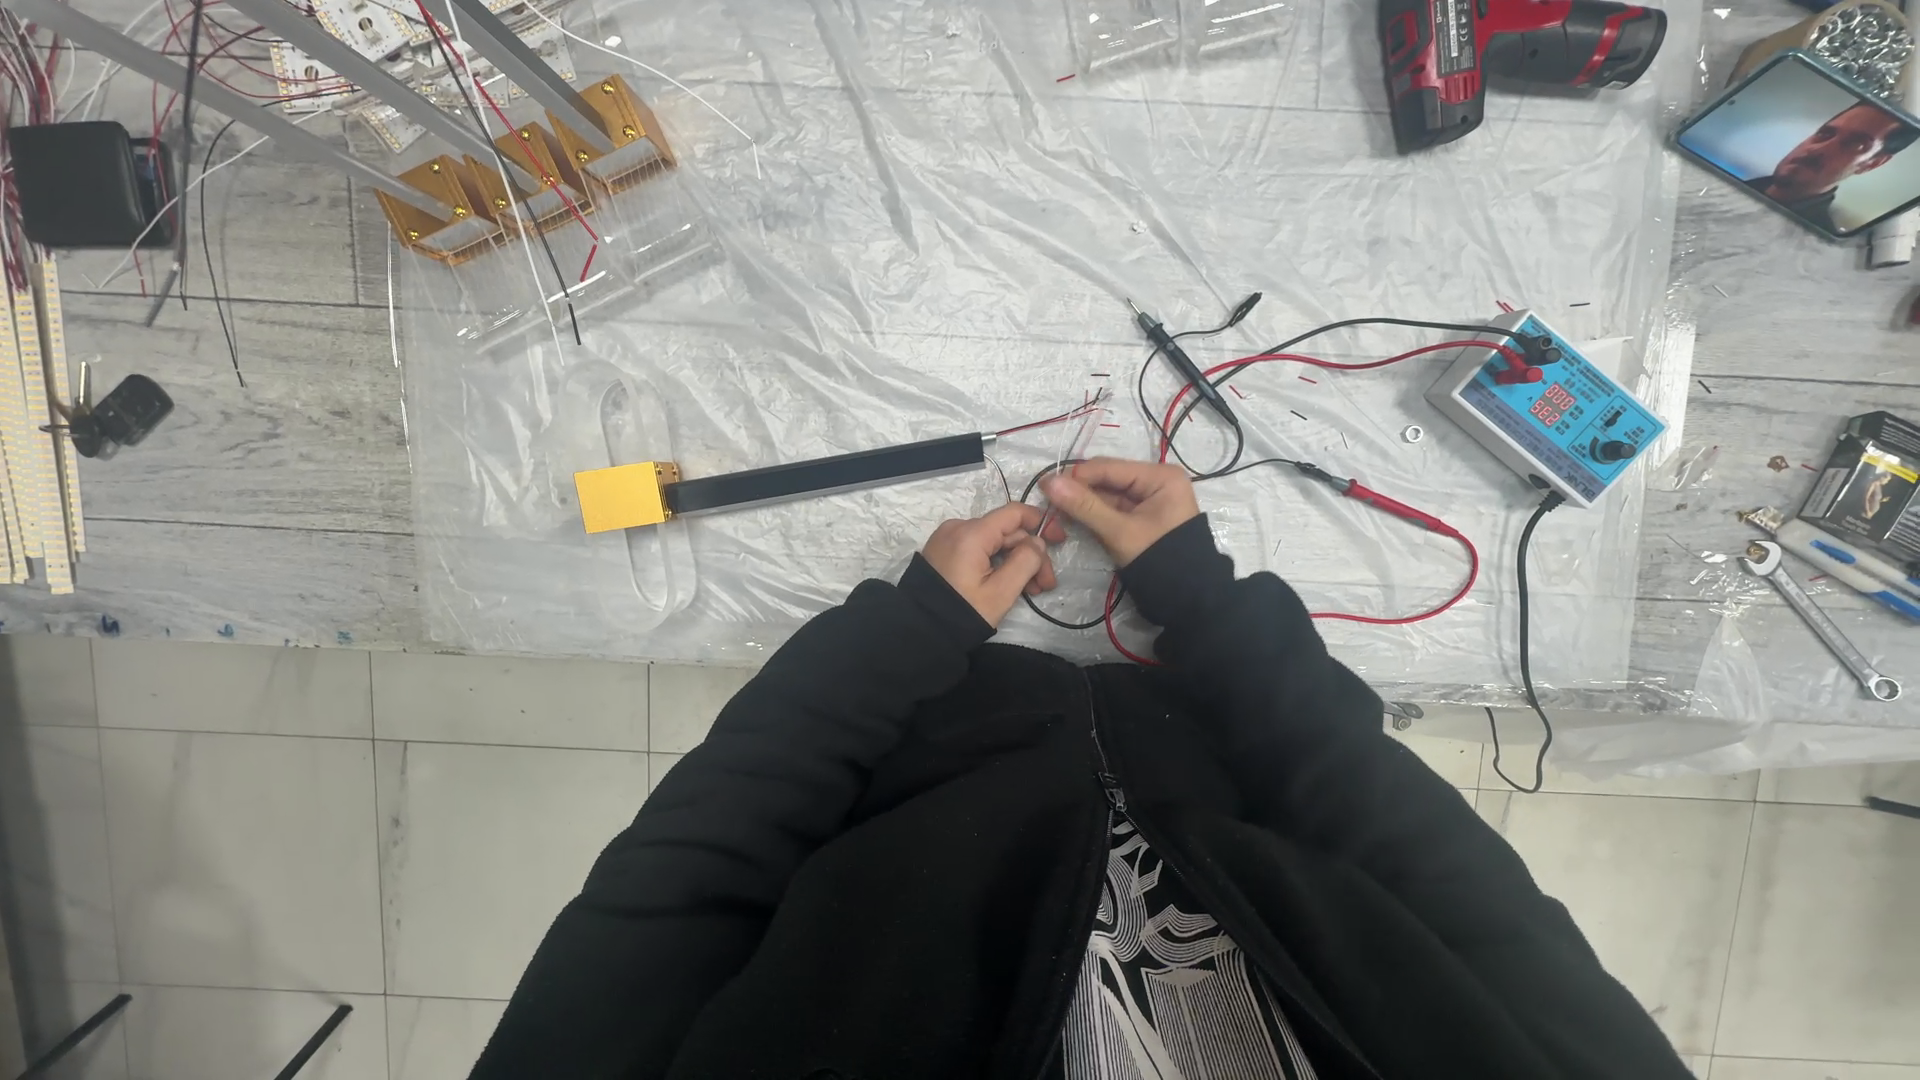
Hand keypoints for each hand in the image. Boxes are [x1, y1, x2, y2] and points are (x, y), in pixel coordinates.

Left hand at [921, 503, 1062, 625]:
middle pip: (1006, 532)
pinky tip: (1008, 583)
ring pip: (993, 542)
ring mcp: (948, 538)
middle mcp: (958, 528)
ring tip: (1031, 590)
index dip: (1041, 522)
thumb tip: (1038, 542)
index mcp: (971, 533)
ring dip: (1015, 561)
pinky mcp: (943, 551)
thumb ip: (1026, 561)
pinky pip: (977, 549)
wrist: (919, 631)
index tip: (1060, 540)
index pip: (1015, 513)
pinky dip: (995, 562)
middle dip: (1030, 555)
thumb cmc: (963, 613)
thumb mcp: (1001, 592)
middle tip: (1045, 585)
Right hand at [1039, 457, 1198, 566]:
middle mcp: (1155, 481)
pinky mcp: (1139, 516)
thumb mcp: (1119, 532)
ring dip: (1081, 503)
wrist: (1184, 596)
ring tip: (1054, 512)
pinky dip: (1091, 513)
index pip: (1109, 467)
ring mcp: (1147, 499)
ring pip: (1105, 494)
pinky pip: (1110, 508)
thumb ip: (1084, 506)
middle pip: (1106, 478)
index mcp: (1160, 477)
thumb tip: (1049, 482)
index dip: (1076, 476)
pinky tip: (1070, 518)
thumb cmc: (1157, 559)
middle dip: (1077, 490)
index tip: (1045, 486)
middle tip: (1047, 501)